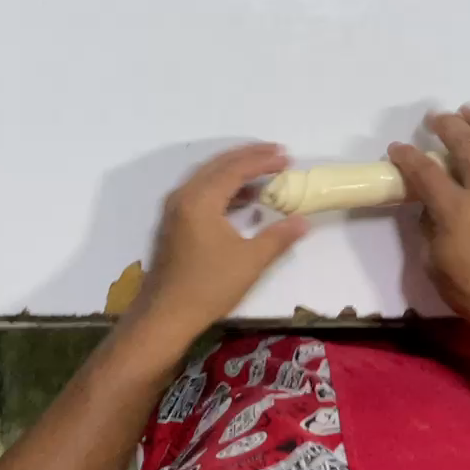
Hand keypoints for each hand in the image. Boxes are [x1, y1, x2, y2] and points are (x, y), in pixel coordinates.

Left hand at [129, 143, 309, 345]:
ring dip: (234, 171)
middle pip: (218, 165)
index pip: (235, 168)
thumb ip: (278, 237)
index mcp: (200, 200)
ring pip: (206, 177)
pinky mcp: (172, 223)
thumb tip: (304, 221)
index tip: (287, 157)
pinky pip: (198, 191)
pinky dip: (221, 188)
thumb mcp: (250, 261)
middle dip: (248, 157)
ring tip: (262, 173)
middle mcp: (183, 196)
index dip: (263, 160)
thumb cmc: (208, 287)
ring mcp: (173, 209)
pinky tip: (240, 200)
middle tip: (276, 153)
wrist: (165, 315)